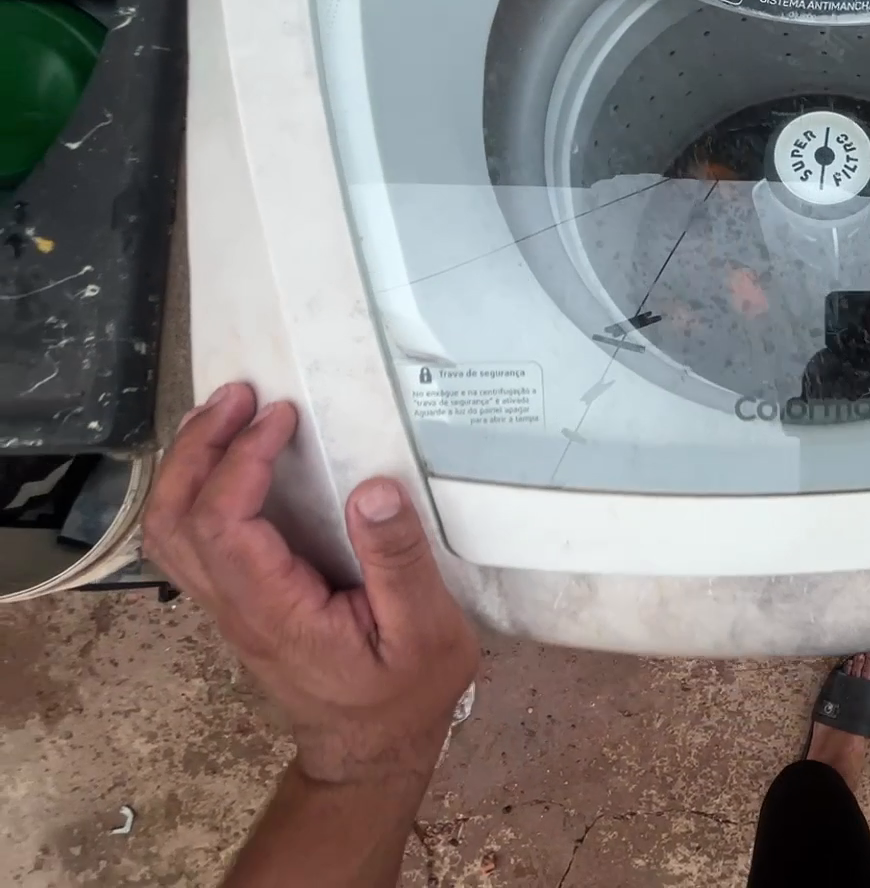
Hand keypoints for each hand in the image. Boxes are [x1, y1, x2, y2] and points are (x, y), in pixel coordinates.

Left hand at [143, 382, 479, 786]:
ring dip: (191, 468)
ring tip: (228, 417)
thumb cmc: (406, 689)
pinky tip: (234, 469)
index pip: (227, 524)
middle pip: (175, 522)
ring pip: (174, 535)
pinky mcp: (247, 609)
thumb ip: (396, 559)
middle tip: (239, 396)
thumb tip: (372, 490)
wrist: (373, 746)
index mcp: (276, 609)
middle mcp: (236, 607)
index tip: (283, 416)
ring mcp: (233, 610)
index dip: (242, 462)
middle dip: (197, 450)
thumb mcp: (422, 625)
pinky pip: (198, 545)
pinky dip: (203, 494)